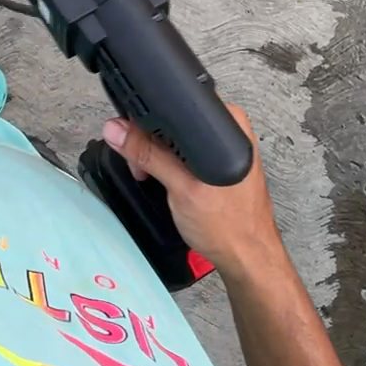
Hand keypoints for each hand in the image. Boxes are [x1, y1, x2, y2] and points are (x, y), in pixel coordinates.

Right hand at [102, 107, 286, 281]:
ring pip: (177, 138)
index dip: (148, 117)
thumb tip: (117, 130)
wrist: (248, 262)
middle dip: (150, 140)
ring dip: (158, 154)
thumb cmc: (229, 228)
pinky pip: (186, 153)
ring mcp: (226, 150)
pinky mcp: (220, 165)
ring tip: (152, 175)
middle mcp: (231, 132)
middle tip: (140, 162)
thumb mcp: (179, 187)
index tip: (131, 134)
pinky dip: (170, 163)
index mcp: (229, 126)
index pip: (178, 103)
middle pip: (174, 120)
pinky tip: (166, 180)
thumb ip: (147, 155)